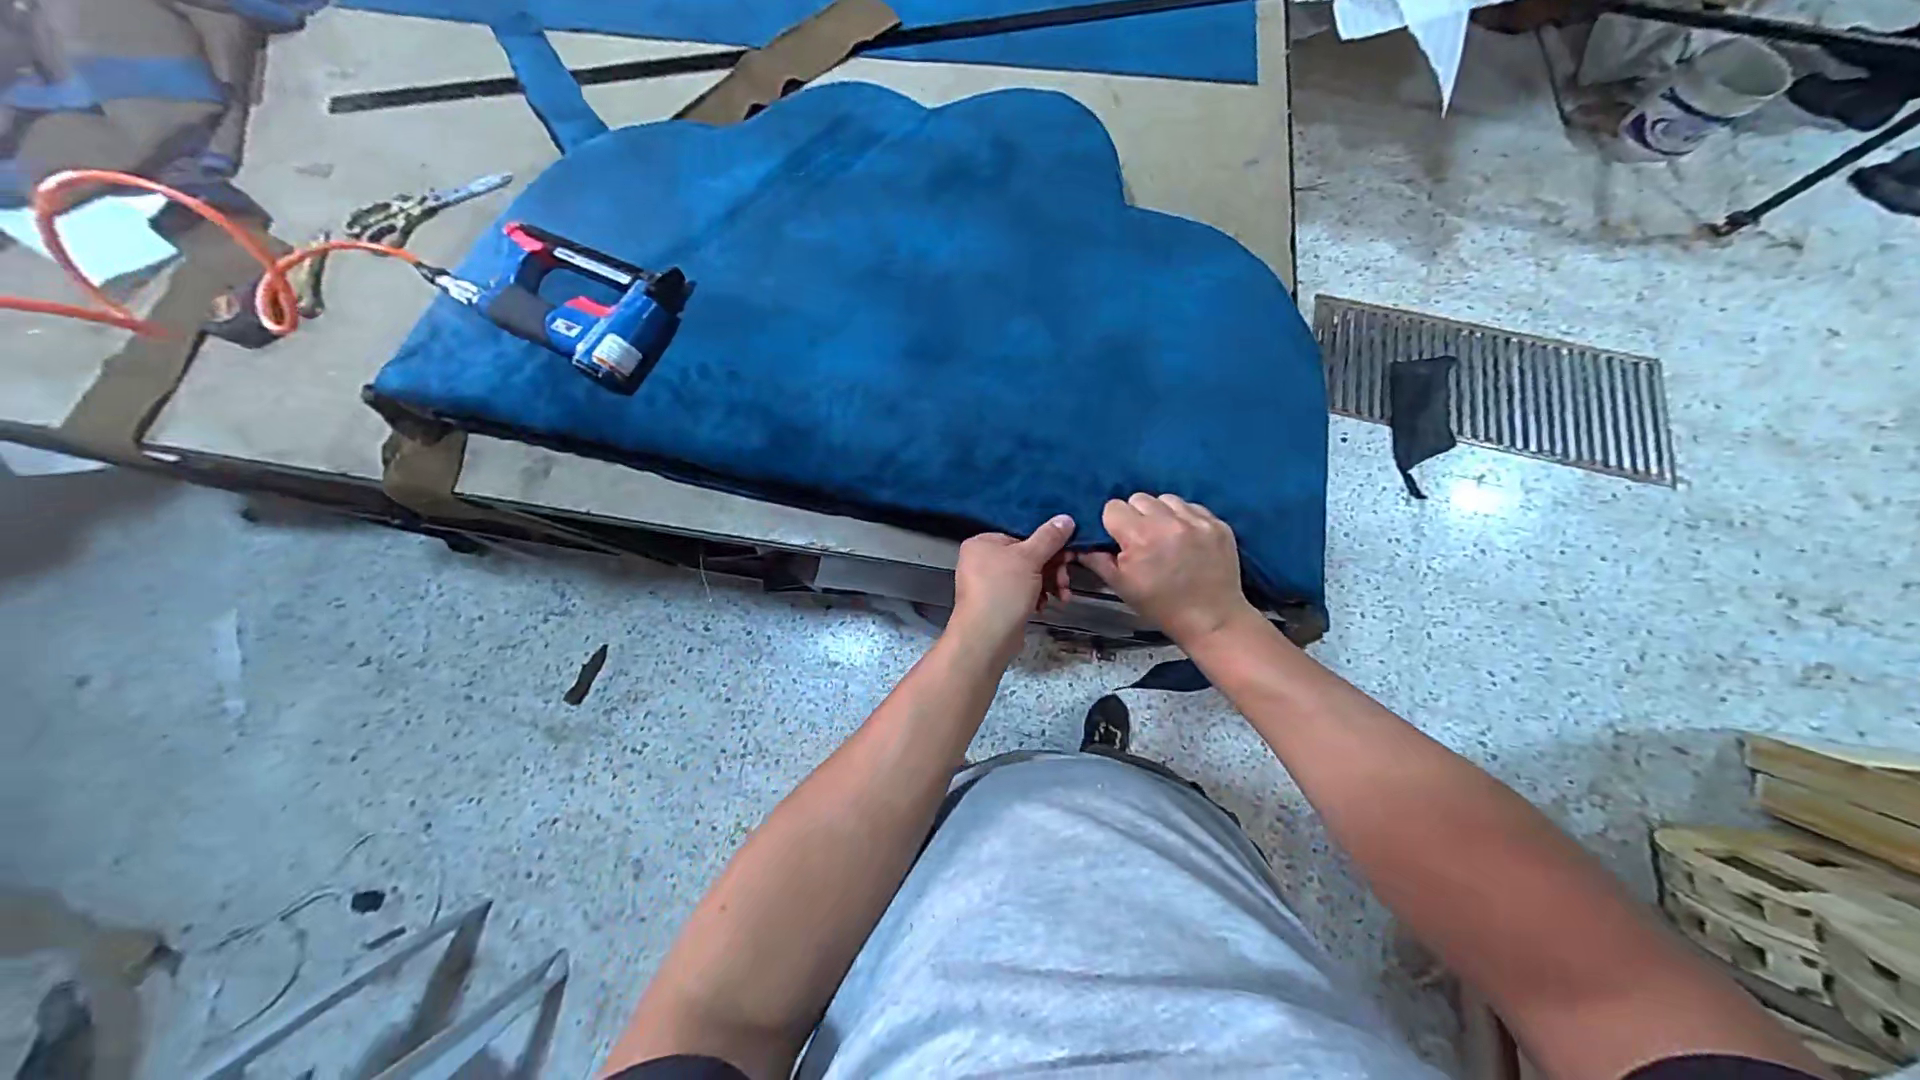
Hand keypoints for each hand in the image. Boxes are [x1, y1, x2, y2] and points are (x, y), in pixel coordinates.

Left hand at [948, 514, 1075, 665]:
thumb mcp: (1030, 558)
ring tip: (1061, 595)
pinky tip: (1044, 605)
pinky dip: (1036, 596)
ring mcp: (989, 583)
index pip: (1021, 534)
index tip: (1067, 553)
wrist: (986, 638)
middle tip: (1065, 580)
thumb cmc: (1003, 591)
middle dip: (1052, 568)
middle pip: (1027, 555)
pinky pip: (1022, 591)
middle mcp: (982, 559)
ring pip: (1028, 575)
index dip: (1047, 543)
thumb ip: (1049, 537)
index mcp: (983, 542)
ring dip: (1049, 583)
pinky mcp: (997, 602)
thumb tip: (1066, 518)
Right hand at [1077, 493, 1259, 645]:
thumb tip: (1082, 544)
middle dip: (1135, 516)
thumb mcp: (1122, 586)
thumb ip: (1098, 560)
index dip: (1113, 523)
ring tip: (1165, 536)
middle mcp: (1169, 522)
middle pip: (1139, 498)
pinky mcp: (1218, 524)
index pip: (1113, 507)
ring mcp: (1197, 521)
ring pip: (1166, 499)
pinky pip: (1192, 507)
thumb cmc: (1161, 606)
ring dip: (1161, 513)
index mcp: (1140, 537)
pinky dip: (1184, 518)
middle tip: (1142, 540)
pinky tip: (1186, 539)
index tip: (1120, 539)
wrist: (1211, 619)